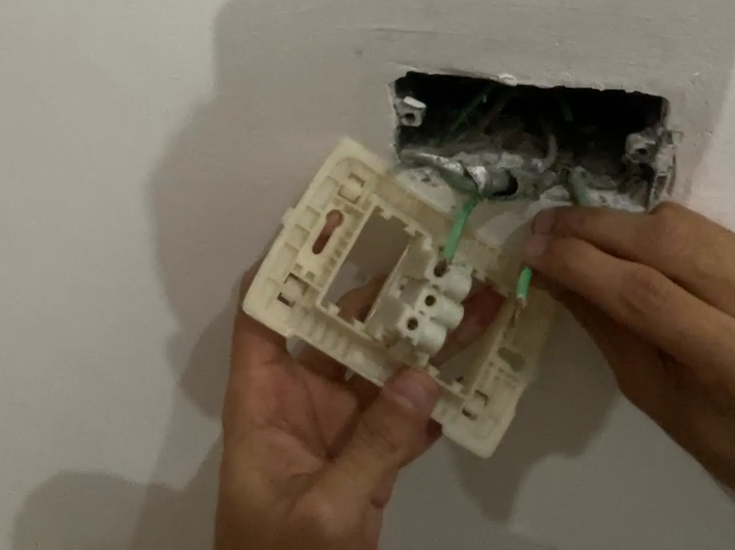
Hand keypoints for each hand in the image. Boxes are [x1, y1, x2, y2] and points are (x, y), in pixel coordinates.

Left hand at [216, 269, 502, 549]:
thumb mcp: (324, 511)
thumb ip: (374, 445)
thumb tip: (421, 377)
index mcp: (265, 399)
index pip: (264, 314)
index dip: (286, 264)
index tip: (323, 223)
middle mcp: (300, 400)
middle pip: (337, 328)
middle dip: (381, 293)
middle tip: (422, 254)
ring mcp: (338, 429)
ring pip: (381, 368)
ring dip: (422, 340)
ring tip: (467, 303)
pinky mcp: (369, 460)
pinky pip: (404, 414)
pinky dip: (436, 395)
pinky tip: (470, 369)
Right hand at [522, 203, 734, 537]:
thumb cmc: (731, 444)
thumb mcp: (655, 396)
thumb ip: (605, 325)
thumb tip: (551, 269)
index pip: (650, 296)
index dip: (583, 264)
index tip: (532, 248)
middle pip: (671, 244)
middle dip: (595, 228)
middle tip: (544, 227)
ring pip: (686, 225)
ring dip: (621, 223)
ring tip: (576, 231)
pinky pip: (707, 229)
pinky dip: (658, 232)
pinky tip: (632, 245)